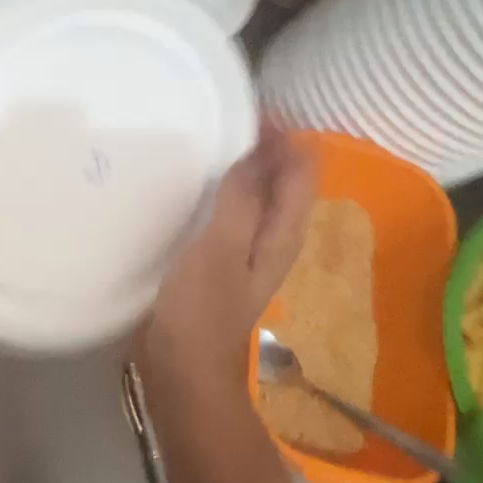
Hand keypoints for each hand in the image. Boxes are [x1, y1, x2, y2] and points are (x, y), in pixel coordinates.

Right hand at [144, 127, 315, 381]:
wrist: (182, 372)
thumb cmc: (201, 311)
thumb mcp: (220, 249)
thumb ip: (241, 199)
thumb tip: (259, 149)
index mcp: (282, 232)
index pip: (300, 168)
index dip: (282, 135)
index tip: (247, 110)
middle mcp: (270, 239)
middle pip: (279, 181)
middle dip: (263, 147)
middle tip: (225, 119)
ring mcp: (241, 255)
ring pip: (251, 200)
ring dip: (237, 172)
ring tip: (206, 147)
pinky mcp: (213, 268)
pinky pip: (223, 219)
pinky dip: (215, 198)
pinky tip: (187, 195)